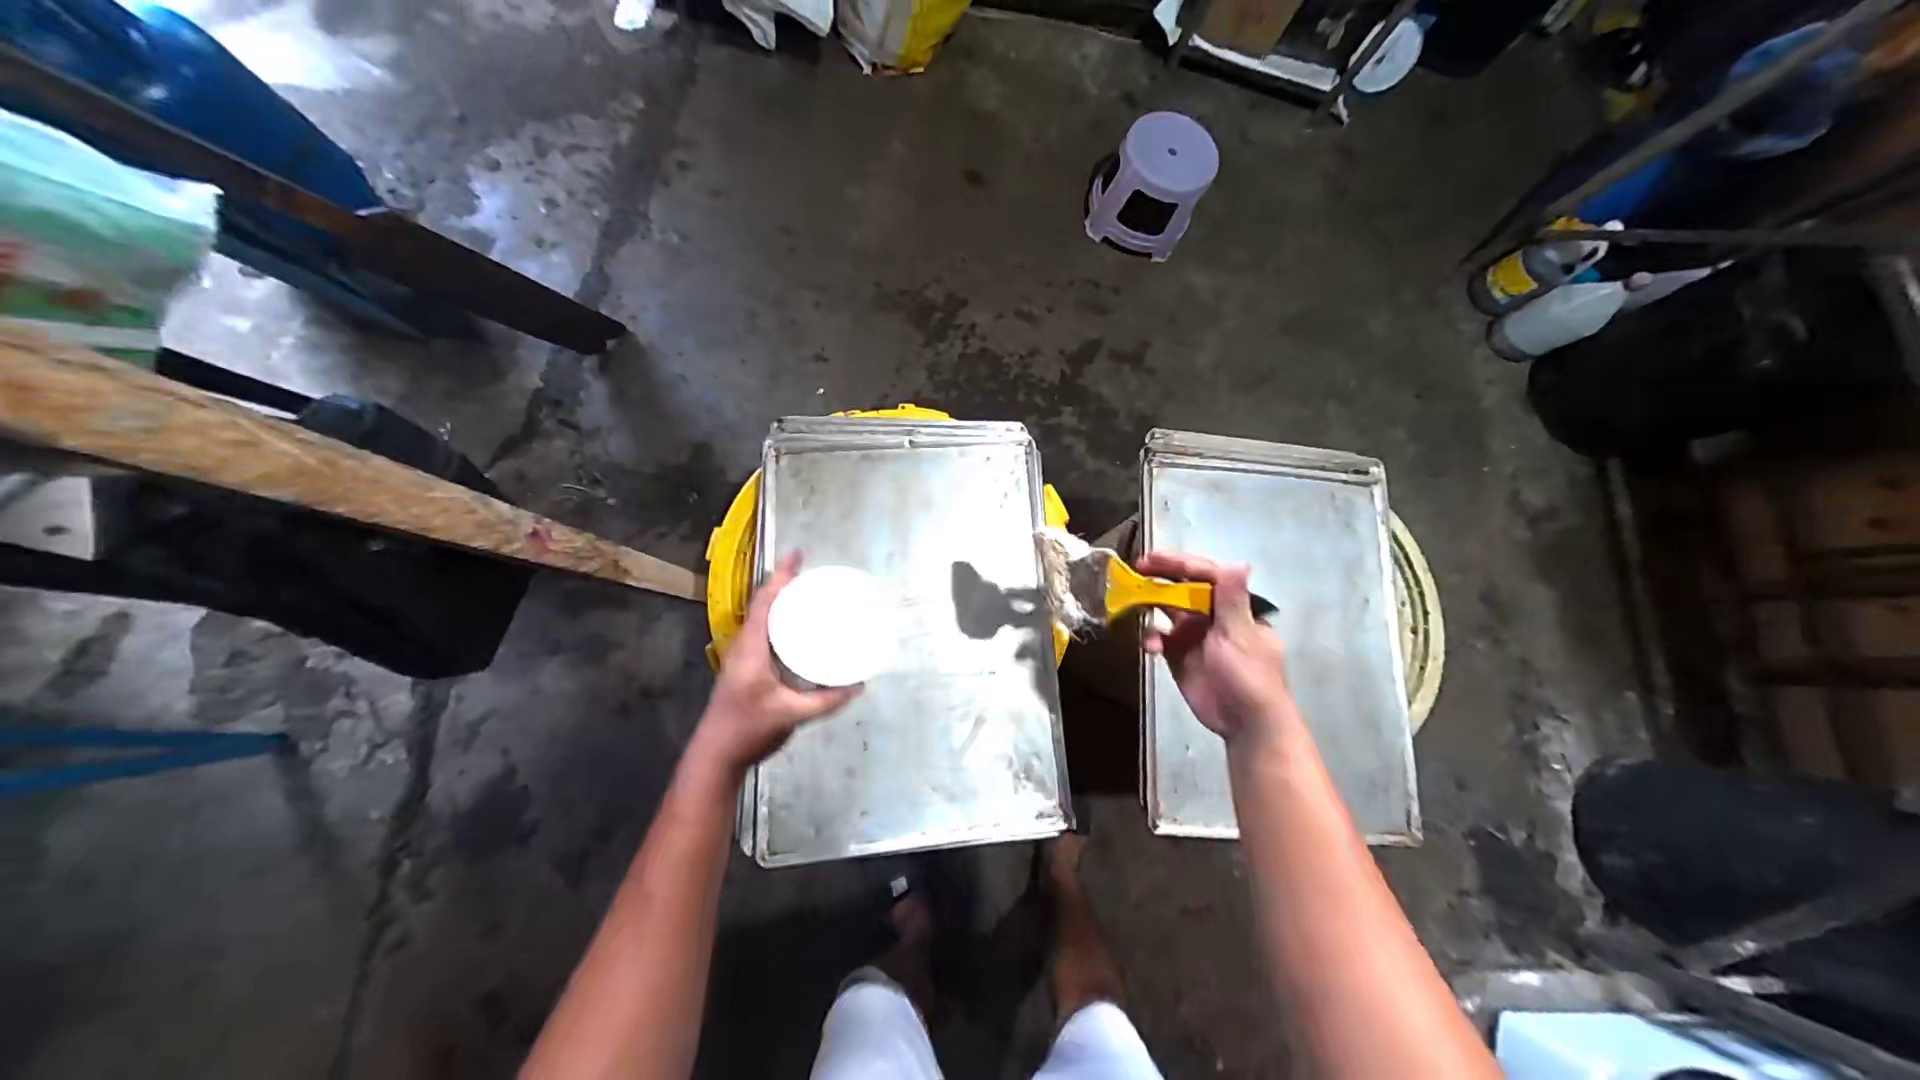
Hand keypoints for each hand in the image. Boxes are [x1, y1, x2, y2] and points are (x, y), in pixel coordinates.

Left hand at [695, 553, 860, 771]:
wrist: (716, 755)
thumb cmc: (749, 729)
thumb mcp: (792, 714)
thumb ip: (827, 700)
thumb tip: (859, 685)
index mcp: (751, 647)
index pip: (765, 601)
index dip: (781, 576)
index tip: (798, 554)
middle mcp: (744, 645)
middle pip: (763, 604)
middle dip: (785, 583)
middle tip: (813, 573)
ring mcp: (742, 657)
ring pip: (762, 617)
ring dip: (781, 601)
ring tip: (809, 594)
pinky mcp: (746, 668)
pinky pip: (765, 633)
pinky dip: (780, 620)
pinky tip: (798, 628)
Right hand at [1137, 551, 1296, 746]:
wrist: (1246, 722)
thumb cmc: (1250, 675)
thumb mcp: (1241, 634)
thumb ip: (1232, 599)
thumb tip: (1238, 562)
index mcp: (1233, 606)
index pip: (1205, 575)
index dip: (1178, 564)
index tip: (1152, 559)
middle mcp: (1212, 615)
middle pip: (1183, 588)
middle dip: (1159, 578)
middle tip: (1135, 571)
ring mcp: (1195, 635)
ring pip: (1167, 611)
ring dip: (1151, 607)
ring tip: (1133, 604)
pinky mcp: (1179, 655)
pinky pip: (1160, 639)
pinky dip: (1152, 639)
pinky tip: (1150, 647)